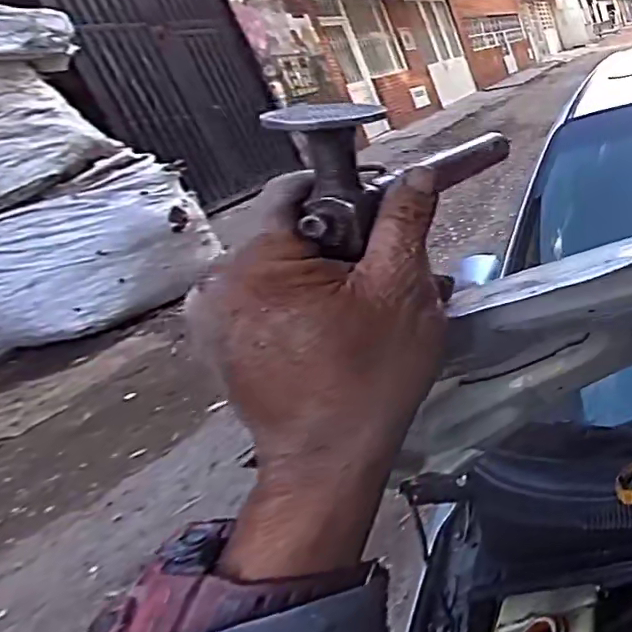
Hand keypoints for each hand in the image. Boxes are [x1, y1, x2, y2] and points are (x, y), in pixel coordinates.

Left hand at [186, 169, 445, 579]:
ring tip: (378, 312)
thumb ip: (405, 224)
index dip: (355, 198)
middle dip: (354, 248)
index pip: (300, 195)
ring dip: (340, 278)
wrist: (332, 455)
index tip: (392, 223)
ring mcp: (215, 320)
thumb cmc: (372, 372)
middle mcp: (218, 286)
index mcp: (256, 265)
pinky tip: (348, 331)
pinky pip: (277, 300)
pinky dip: (316, 303)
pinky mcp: (225, 345)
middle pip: (300, 235)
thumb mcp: (402, 289)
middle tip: (397, 281)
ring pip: (293, 269)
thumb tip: (416, 176)